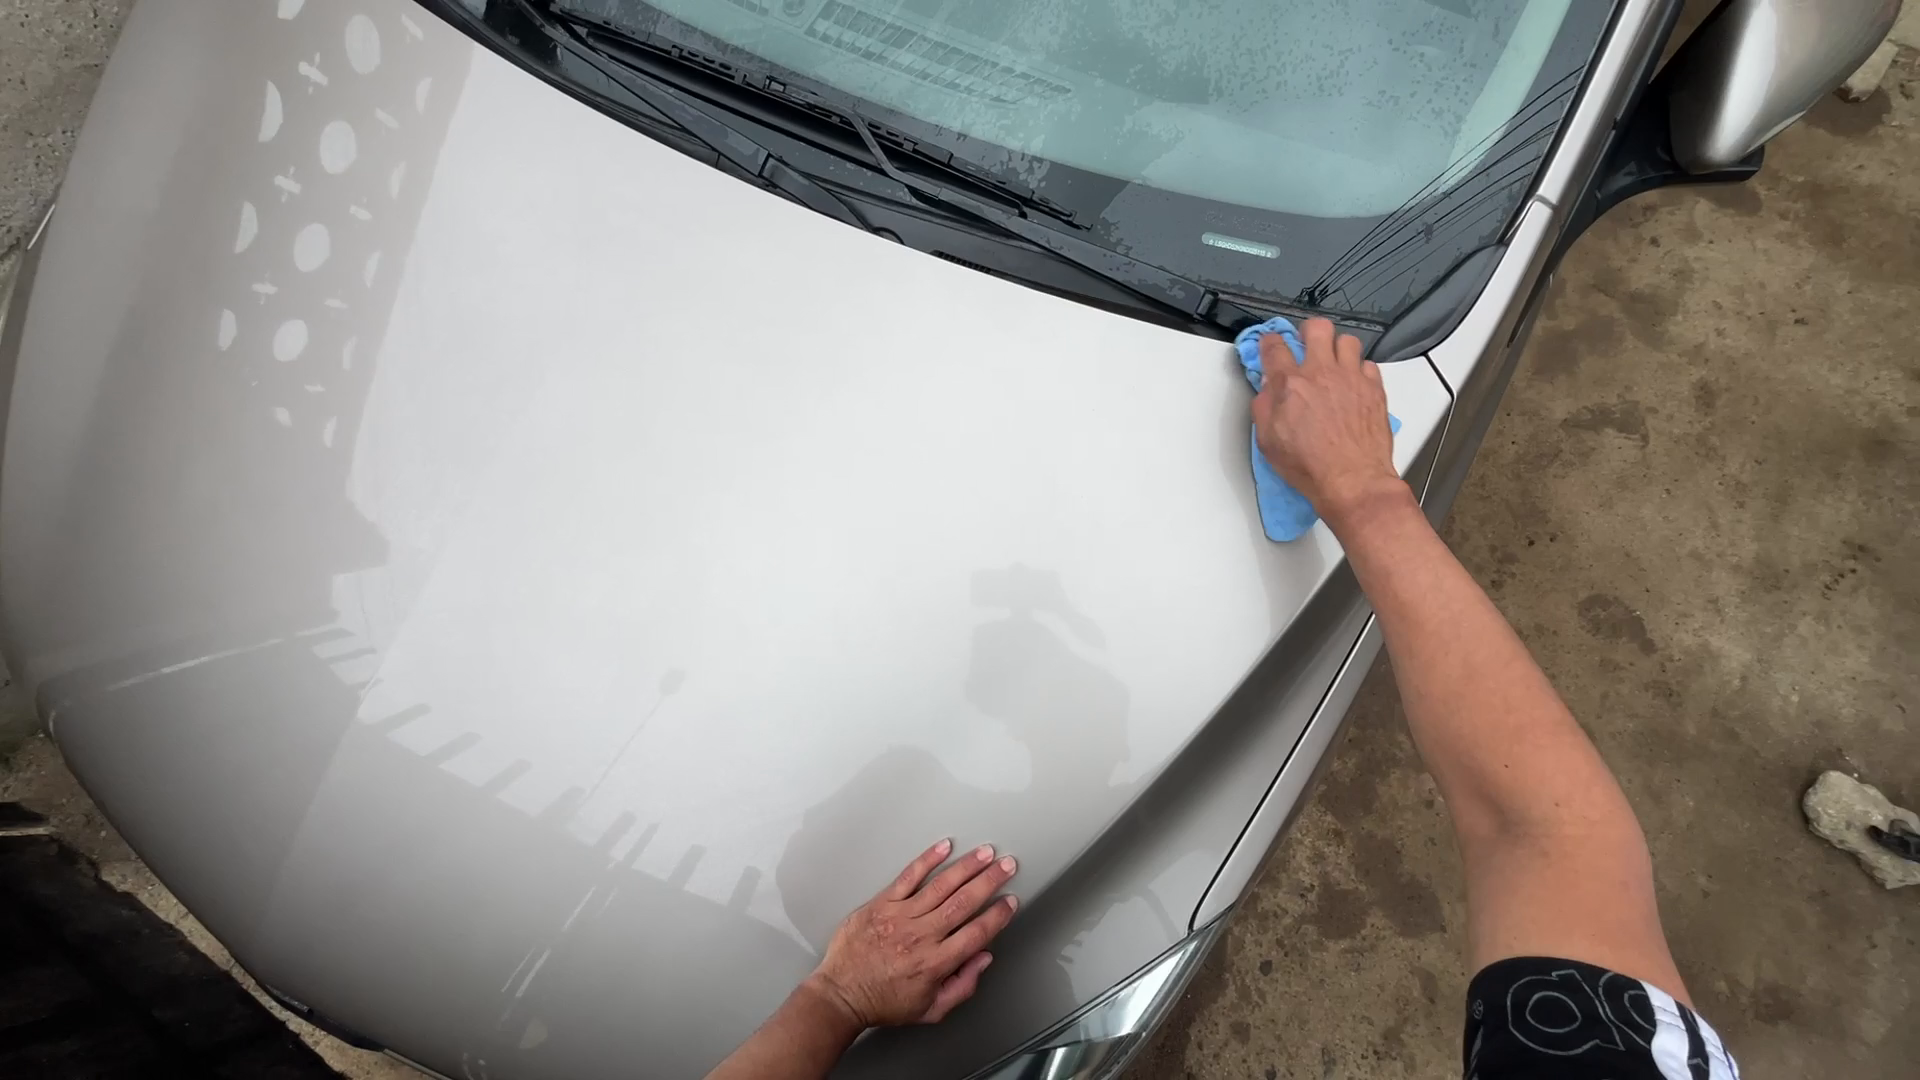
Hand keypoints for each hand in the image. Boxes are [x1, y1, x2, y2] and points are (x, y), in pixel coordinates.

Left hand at [804, 839, 1019, 1028]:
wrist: (841, 994)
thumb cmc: (883, 1002)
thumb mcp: (929, 1010)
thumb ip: (962, 986)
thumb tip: (983, 959)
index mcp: (935, 963)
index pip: (976, 933)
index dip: (997, 916)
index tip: (1010, 902)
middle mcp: (921, 936)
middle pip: (963, 902)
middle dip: (989, 881)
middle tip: (1006, 866)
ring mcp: (901, 916)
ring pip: (941, 885)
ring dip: (967, 867)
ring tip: (985, 853)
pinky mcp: (883, 903)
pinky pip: (909, 876)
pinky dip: (928, 859)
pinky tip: (944, 847)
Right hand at [1252, 317, 1407, 530]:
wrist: (1351, 480)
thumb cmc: (1308, 465)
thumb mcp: (1267, 441)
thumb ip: (1263, 408)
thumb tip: (1267, 390)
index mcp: (1290, 385)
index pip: (1275, 347)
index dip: (1269, 341)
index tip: (1270, 343)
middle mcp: (1322, 373)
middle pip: (1317, 328)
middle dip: (1308, 331)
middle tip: (1305, 344)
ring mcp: (1352, 378)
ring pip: (1347, 340)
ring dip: (1336, 348)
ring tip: (1333, 364)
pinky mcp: (1374, 388)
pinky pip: (1368, 364)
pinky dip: (1358, 370)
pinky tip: (1352, 384)